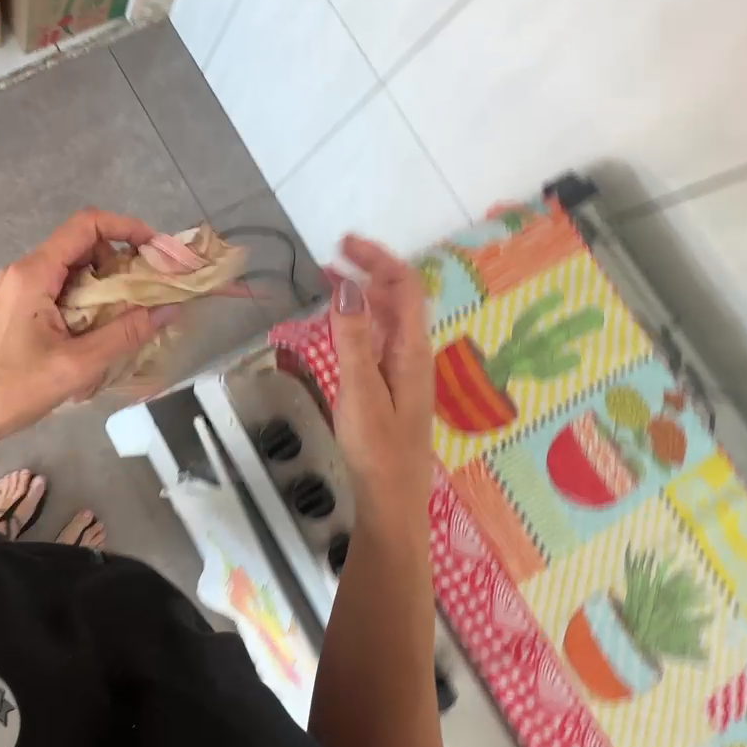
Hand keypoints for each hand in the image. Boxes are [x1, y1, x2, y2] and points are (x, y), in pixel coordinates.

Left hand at [0, 209, 182, 454]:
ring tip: (126, 315)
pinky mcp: (14, 305)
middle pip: (80, 245)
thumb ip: (126, 333)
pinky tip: (96, 328)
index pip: (86, 225)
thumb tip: (168, 309)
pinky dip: (84, 297)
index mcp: (33, 274)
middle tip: (148, 291)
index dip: (127, 227)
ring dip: (103, 283)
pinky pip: (56, 287)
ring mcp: (15, 287)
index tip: (156, 249)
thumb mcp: (78, 365)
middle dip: (119, 262)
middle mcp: (21, 271)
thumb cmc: (15, 390)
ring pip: (70, 268)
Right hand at [327, 236, 435, 504]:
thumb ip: (354, 339)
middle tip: (333, 255)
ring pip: (390, 317)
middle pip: (400, 298)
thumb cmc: (376, 448)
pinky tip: (344, 323)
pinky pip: (381, 337)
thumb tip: (346, 289)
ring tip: (332, 279)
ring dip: (365, 292)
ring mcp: (404, 370)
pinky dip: (362, 318)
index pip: (404, 288)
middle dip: (371, 269)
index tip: (344, 245)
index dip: (378, 260)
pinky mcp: (391, 386)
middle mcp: (413, 354)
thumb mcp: (359, 391)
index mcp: (411, 351)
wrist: (391, 501)